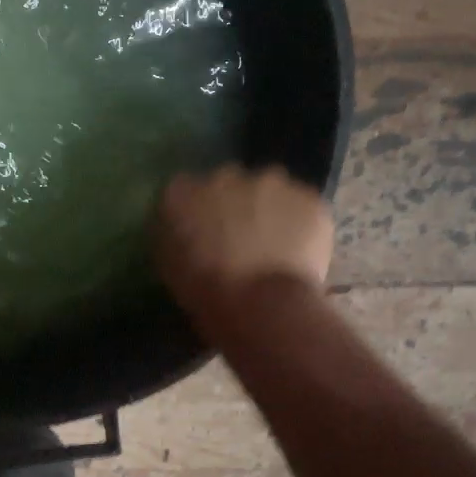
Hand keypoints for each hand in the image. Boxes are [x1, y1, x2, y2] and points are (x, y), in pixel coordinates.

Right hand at [153, 164, 333, 319]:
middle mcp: (224, 176)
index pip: (183, 190)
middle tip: (235, 236)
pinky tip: (295, 249)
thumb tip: (184, 227)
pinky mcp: (309, 198)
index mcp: (181, 192)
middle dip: (231, 203)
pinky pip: (301, 206)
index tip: (198, 230)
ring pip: (268, 190)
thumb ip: (173, 232)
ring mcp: (271, 183)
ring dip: (267, 208)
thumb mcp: (166, 260)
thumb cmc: (202, 287)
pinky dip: (298, 222)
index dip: (193, 210)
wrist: (259, 301)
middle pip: (227, 182)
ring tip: (270, 243)